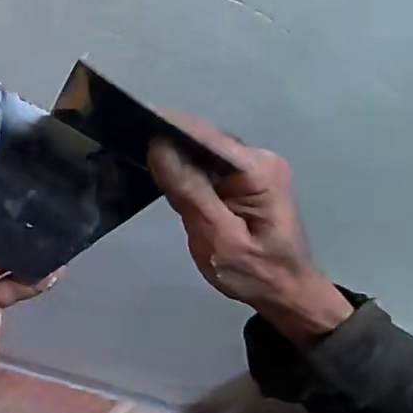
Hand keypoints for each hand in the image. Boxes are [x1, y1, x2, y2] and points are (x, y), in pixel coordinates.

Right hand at [146, 113, 352, 343]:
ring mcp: (253, 167)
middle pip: (203, 138)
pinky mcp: (244, 178)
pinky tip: (161, 169)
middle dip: (165, 135)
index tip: (128, 116)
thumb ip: (190, 191)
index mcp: (257, 170)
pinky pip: (207, 162)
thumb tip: (158, 145)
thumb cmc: (256, 274)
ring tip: (133, 146)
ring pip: (202, 149)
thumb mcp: (218, 238)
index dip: (166, 124)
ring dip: (172, 150)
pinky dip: (184, 165)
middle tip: (123, 135)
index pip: (204, 136)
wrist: (289, 297)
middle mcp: (258, 159)